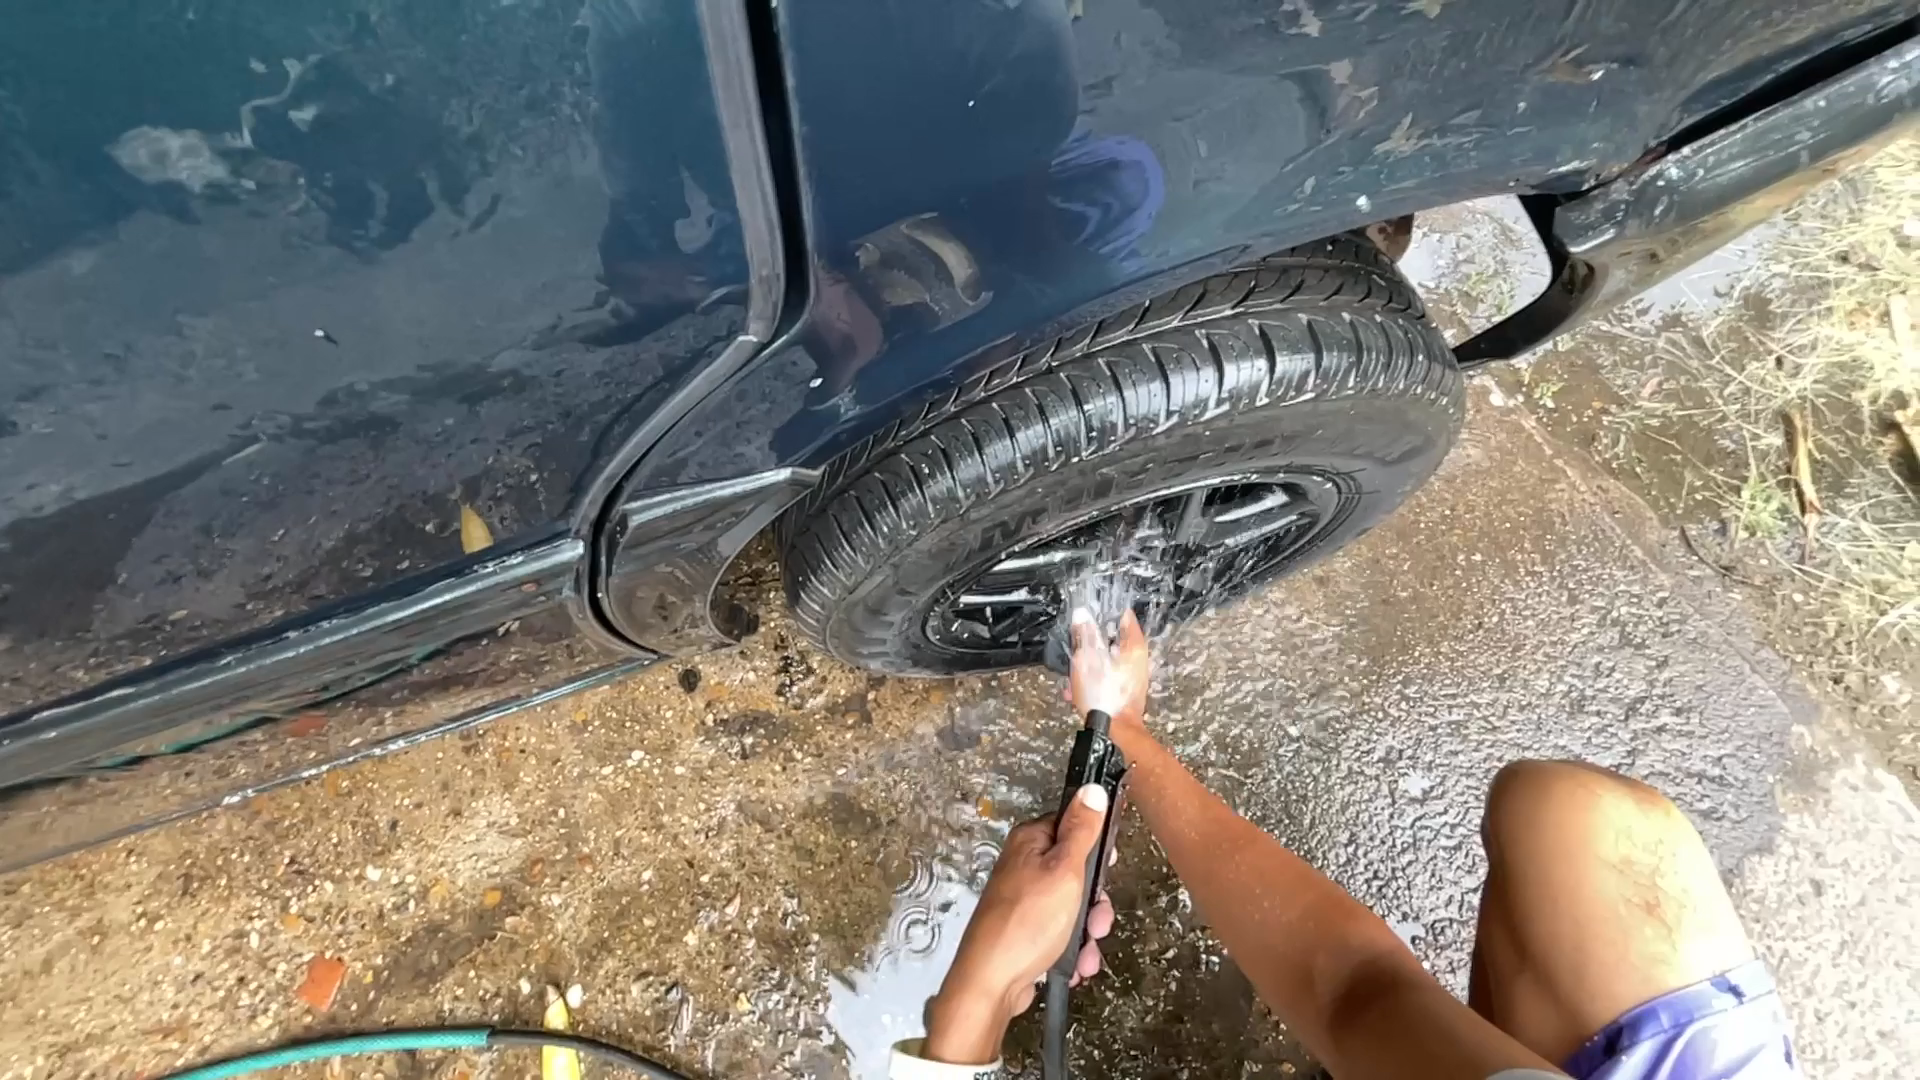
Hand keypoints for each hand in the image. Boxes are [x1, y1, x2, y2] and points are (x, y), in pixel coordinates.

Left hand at [923, 787, 1116, 1064]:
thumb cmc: (1027, 921)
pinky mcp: (1025, 928)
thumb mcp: (1064, 870)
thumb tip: (1092, 788)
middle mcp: (1024, 864)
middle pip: (1076, 871)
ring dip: (1086, 930)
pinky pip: (1060, 931)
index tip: (1107, 868)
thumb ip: (1081, 831)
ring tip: (1085, 949)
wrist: (992, 981)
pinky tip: (1074, 964)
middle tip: (1096, 920)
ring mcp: (1024, 898)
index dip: (1094, 848)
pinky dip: (1072, 948)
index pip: (1071, 826)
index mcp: (1030, 840)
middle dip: (1094, 901)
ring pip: (1072, 906)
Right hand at [1070, 608, 1149, 744]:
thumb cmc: (1103, 695)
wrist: (1115, 731)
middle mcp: (1139, 660)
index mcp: (1134, 647)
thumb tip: (1081, 615)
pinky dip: (1095, 678)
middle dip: (1095, 640)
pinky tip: (1076, 689)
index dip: (1108, 611)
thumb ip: (1083, 636)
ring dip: (1091, 661)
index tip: (1093, 611)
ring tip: (1073, 671)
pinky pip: (1109, 676)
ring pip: (1110, 659)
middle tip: (1079, 641)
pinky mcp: (1127, 691)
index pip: (1126, 617)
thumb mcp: (1086, 659)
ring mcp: (1135, 677)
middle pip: (1117, 639)